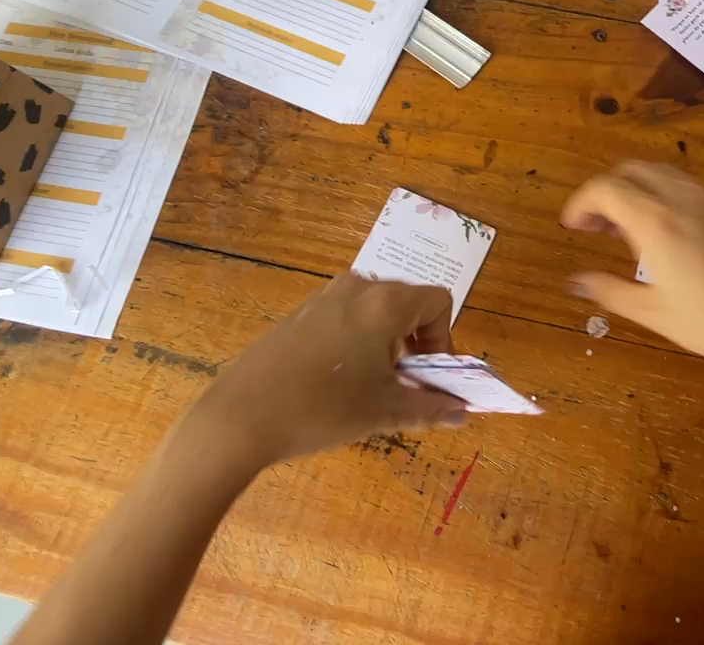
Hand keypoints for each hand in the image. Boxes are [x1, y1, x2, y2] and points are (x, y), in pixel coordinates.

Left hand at [181, 274, 470, 474]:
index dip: (444, 339)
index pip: (438, 301)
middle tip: (402, 383)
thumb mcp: (383, 412)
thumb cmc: (323, 409)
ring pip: (378, 308)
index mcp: (387, 302)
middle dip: (417, 341)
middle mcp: (360, 286)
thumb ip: (431, 407)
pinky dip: (359, 338)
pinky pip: (349, 313)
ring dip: (388, 340)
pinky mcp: (303, 310)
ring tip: (369, 383)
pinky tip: (335, 377)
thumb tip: (463, 412)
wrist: (240, 417)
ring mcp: (327, 295)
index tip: (427, 376)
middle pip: (409, 301)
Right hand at [561, 161, 703, 371]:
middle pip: (628, 171)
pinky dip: (657, 194)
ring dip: (631, 189)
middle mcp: (678, 200)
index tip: (572, 227)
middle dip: (603, 192)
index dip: (581, 202)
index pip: (605, 188)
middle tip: (594, 229)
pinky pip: (681, 185)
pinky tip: (663, 232)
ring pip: (657, 173)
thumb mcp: (656, 314)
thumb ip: (610, 292)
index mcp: (655, 222)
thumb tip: (575, 281)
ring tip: (624, 229)